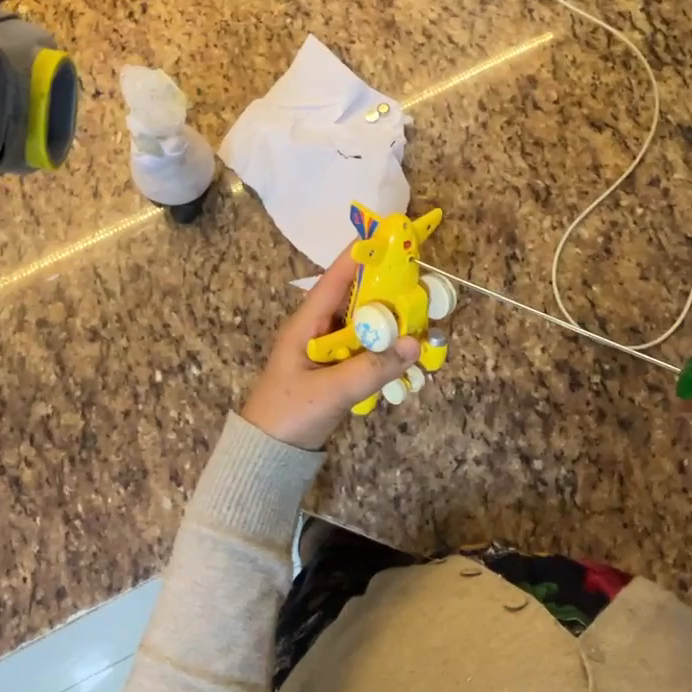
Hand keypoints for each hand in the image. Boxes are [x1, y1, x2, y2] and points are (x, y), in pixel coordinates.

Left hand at [239, 249, 420, 449]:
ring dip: (389, 322)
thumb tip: (414, 342)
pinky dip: (385, 349)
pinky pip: (365, 350)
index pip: (335, 279)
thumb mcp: (330, 391)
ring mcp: (327, 351)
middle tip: (421, 281)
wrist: (267, 456)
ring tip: (423, 315)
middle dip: (386, 289)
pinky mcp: (335, 371)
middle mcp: (317, 330)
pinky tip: (408, 354)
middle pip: (355, 299)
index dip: (360, 256)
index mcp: (306, 324)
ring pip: (363, 325)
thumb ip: (371, 368)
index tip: (388, 234)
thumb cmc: (288, 415)